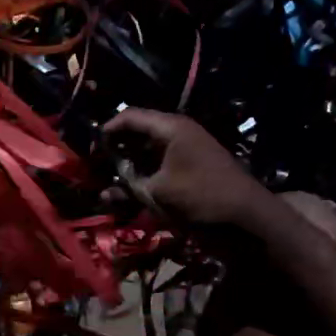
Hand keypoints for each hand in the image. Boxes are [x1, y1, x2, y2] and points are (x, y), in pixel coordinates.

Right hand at [101, 108, 269, 227]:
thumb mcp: (158, 192)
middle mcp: (176, 135)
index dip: (107, 131)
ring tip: (108, 188)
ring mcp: (184, 154)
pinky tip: (128, 196)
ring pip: (146, 156)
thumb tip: (104, 191)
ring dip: (127, 171)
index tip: (89, 150)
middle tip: (95, 169)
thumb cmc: (201, 196)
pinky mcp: (188, 173)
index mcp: (171, 128)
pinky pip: (158, 171)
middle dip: (115, 152)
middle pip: (137, 135)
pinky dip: (143, 181)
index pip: (130, 117)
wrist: (246, 218)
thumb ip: (128, 187)